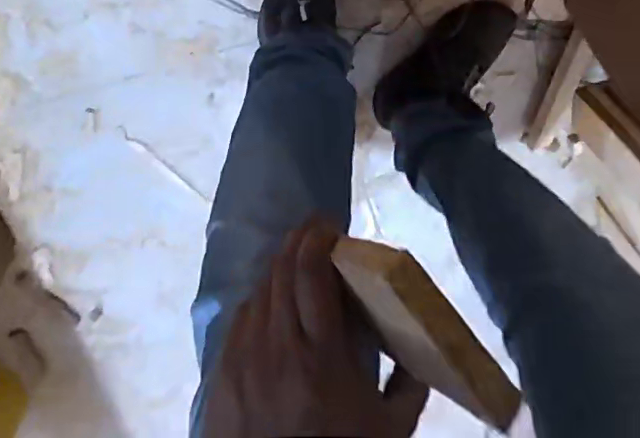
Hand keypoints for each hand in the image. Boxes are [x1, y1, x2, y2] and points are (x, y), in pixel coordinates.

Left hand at [200, 219, 428, 437]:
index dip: (318, 237)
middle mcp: (277, 346)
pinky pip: (243, 314)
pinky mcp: (223, 367)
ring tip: (299, 260)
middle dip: (299, 238)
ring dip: (281, 265)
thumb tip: (417, 346)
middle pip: (282, 269)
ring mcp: (244, 355)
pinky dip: (262, 297)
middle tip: (317, 229)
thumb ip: (408, 385)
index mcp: (321, 358)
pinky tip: (275, 300)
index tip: (331, 224)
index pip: (311, 273)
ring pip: (260, 287)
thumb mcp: (390, 432)